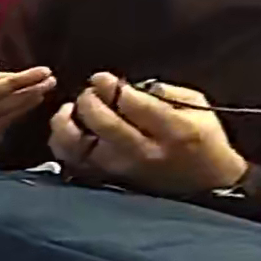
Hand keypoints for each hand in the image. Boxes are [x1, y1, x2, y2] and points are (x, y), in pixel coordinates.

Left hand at [47, 73, 247, 193]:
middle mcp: (141, 151)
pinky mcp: (99, 176)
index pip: (135, 105)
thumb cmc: (200, 138)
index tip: (101, 78)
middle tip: (89, 91)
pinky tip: (66, 126)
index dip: (112, 88)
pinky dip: (59, 139)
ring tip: (71, 108)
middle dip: (90, 100)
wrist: (201, 182)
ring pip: (76, 144)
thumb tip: (121, 86)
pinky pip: (67, 157)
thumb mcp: (194, 108)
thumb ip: (160, 93)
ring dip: (66, 120)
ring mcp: (116, 167)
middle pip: (104, 123)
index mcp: (174, 131)